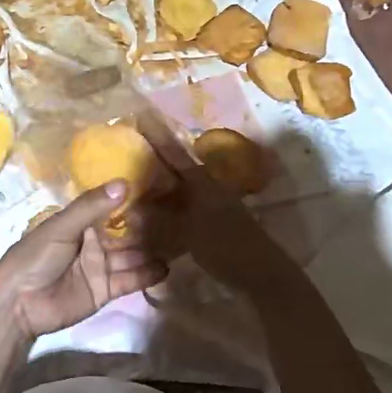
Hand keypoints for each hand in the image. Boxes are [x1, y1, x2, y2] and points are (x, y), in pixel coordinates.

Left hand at [0, 182, 168, 338]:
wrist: (19, 304)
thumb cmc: (35, 257)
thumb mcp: (61, 226)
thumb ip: (92, 207)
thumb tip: (124, 183)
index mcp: (78, 221)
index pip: (109, 207)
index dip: (130, 201)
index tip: (159, 190)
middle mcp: (92, 241)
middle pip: (124, 233)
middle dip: (146, 227)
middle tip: (178, 218)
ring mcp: (99, 266)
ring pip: (130, 255)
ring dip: (150, 250)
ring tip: (179, 243)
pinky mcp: (104, 290)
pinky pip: (129, 279)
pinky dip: (147, 274)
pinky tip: (166, 268)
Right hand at [138, 115, 304, 303]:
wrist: (264, 276)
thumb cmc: (227, 247)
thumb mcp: (189, 232)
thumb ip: (160, 220)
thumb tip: (131, 210)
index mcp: (201, 183)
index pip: (174, 153)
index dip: (157, 136)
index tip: (141, 116)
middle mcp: (206, 188)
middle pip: (175, 169)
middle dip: (154, 159)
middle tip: (127, 151)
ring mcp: (211, 206)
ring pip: (179, 189)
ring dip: (159, 185)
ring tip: (134, 182)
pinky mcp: (211, 224)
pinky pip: (182, 208)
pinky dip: (166, 207)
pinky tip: (152, 215)